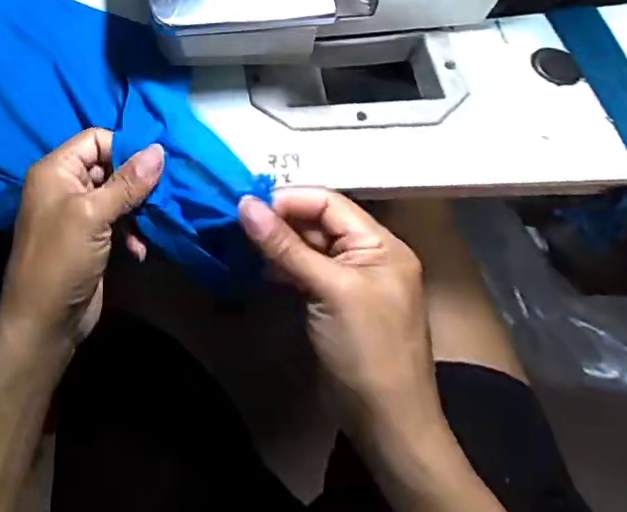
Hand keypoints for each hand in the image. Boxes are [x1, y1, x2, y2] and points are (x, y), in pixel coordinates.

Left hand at [0, 129, 161, 348]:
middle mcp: (64, 186)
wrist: (43, 326)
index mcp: (56, 171)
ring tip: (151, 223)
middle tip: (161, 193)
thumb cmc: (61, 260)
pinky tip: (139, 250)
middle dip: (136, 180)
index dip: (124, 147)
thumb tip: (159, 149)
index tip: (153, 164)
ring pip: (118, 194)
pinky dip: (131, 231)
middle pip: (110, 165)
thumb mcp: (94, 215)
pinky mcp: (89, 237)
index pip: (96, 139)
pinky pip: (117, 219)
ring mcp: (77, 213)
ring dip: (137, 208)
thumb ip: (128, 182)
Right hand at [238, 189, 437, 435]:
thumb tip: (245, 203)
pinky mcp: (336, 303)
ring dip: (279, 243)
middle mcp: (369, 255)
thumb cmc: (367, 351)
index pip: (329, 203)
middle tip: (237, 220)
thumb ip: (286, 246)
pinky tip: (259, 266)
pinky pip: (308, 271)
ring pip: (311, 246)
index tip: (248, 203)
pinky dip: (285, 267)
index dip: (289, 199)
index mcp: (381, 243)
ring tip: (241, 240)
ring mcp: (353, 280)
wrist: (389, 428)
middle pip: (319, 222)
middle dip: (280, 220)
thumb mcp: (328, 291)